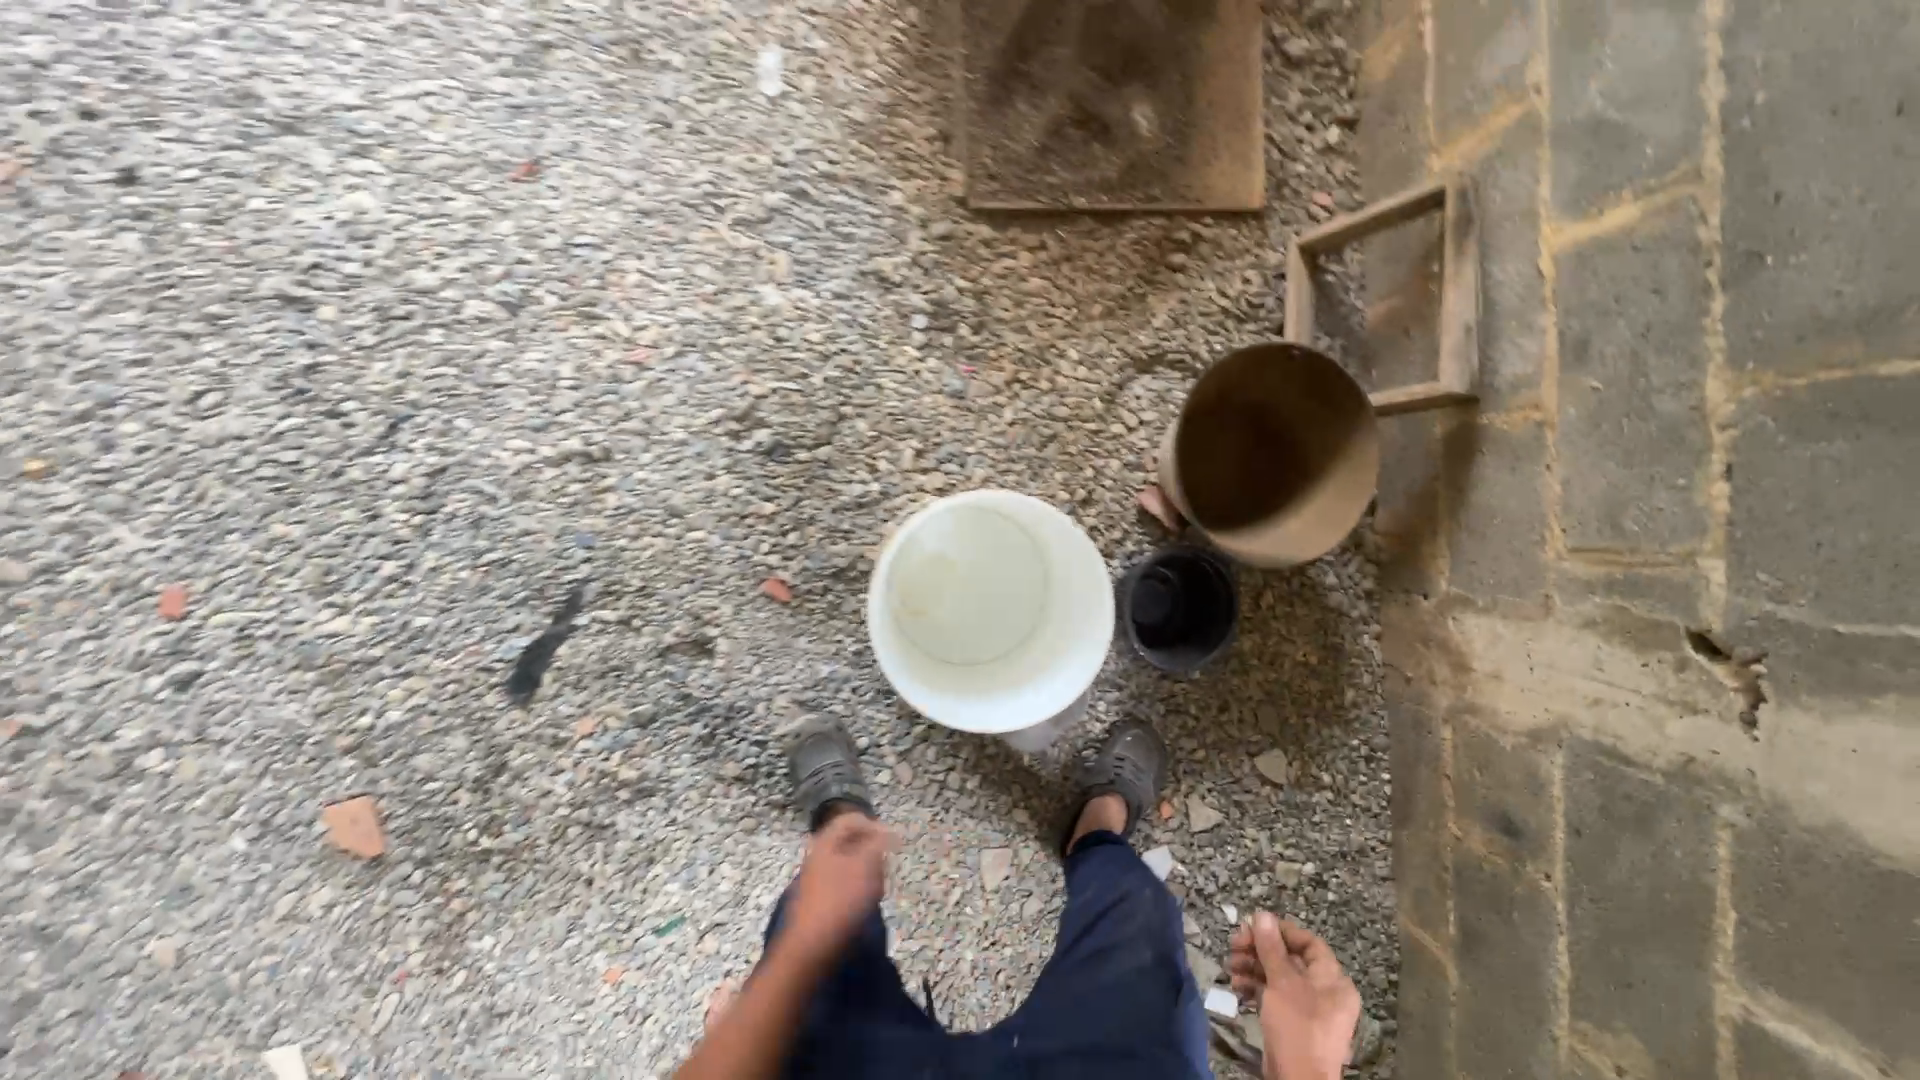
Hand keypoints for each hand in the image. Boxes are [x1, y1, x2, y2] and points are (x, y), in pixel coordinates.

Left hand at [778, 812, 892, 968]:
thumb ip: (877, 843)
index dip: (874, 826)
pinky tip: (863, 907)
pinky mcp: (818, 902)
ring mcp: (816, 880)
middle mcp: (818, 856)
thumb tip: (885, 832)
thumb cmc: (841, 901)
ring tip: (876, 891)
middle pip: (851, 843)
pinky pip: (843, 886)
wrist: (810, 948)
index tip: (893, 844)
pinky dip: (857, 892)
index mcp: (826, 842)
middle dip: (872, 854)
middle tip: (884, 870)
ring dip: (866, 875)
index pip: (851, 820)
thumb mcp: (866, 865)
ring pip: (849, 866)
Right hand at [1228, 912, 1361, 1079]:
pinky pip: (1275, 996)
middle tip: (1234, 945)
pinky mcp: (1293, 1023)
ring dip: (1253, 968)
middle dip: (1260, 950)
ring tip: (1230, 967)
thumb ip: (1271, 947)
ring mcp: (1309, 1009)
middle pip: (1290, 958)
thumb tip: (1262, 914)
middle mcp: (1325, 992)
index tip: (1253, 927)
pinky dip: (1257, 988)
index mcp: (1333, 979)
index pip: (1309, 943)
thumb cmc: (1296, 1026)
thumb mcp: (1282, 982)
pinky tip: (1237, 988)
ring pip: (1279, 977)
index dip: (1281, 931)